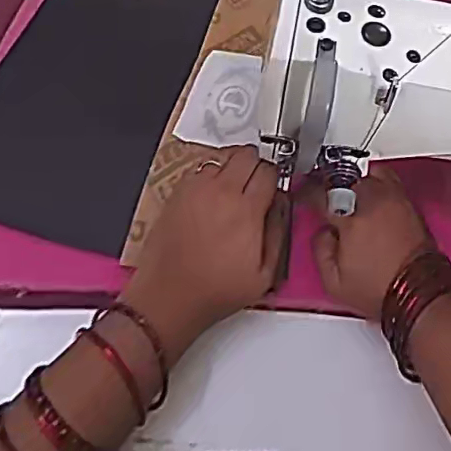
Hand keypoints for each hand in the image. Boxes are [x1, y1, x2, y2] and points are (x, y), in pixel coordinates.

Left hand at [123, 146, 286, 350]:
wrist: (168, 296)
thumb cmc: (212, 291)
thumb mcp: (263, 275)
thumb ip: (278, 233)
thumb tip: (282, 207)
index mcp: (246, 211)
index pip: (269, 171)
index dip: (274, 177)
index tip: (272, 187)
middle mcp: (221, 193)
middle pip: (247, 154)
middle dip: (255, 165)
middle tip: (255, 182)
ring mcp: (197, 189)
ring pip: (223, 156)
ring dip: (232, 168)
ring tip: (232, 189)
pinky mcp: (178, 192)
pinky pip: (200, 168)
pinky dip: (209, 175)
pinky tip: (211, 196)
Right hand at [307, 168, 432, 321]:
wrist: (419, 294)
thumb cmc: (383, 289)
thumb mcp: (335, 283)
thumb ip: (320, 250)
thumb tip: (323, 232)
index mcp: (350, 220)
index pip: (320, 194)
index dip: (307, 193)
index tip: (305, 195)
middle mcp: (372, 203)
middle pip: (343, 178)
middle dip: (329, 185)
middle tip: (323, 194)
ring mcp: (392, 199)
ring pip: (365, 172)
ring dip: (352, 179)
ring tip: (346, 190)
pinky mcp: (407, 202)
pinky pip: (388, 177)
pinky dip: (375, 180)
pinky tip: (370, 191)